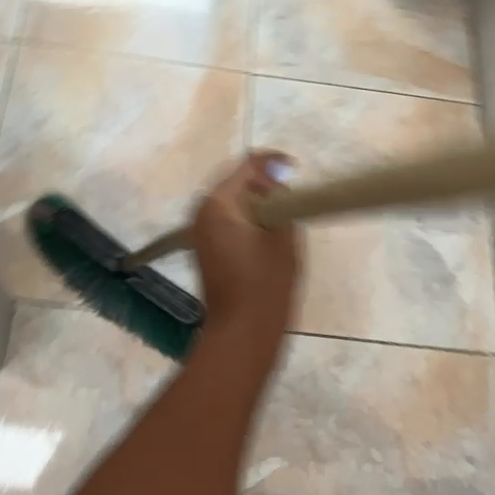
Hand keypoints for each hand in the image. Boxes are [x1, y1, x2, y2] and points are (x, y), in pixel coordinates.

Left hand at [191, 150, 301, 338]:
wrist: (241, 333)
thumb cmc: (266, 285)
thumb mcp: (284, 238)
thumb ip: (281, 202)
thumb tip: (277, 184)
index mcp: (219, 203)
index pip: (246, 166)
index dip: (272, 161)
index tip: (295, 167)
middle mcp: (202, 211)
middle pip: (233, 181)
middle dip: (261, 181)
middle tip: (289, 188)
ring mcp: (200, 231)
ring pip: (229, 201)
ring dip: (253, 199)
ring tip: (282, 208)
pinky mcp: (204, 247)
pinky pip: (225, 218)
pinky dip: (245, 216)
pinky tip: (266, 228)